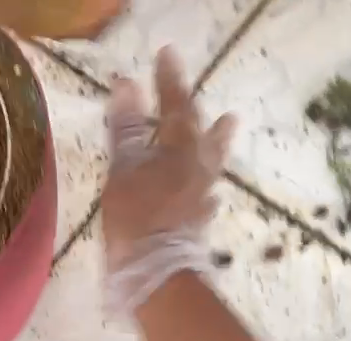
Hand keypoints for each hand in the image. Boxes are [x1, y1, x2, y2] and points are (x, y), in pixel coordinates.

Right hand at [101, 47, 235, 316]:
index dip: (167, 81)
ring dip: (217, 142)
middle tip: (195, 91)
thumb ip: (126, 130)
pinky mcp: (199, 222)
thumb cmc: (135, 222)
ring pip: (212, 161)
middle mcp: (196, 168)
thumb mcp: (122, 172)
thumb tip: (126, 86)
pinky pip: (206, 195)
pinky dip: (206, 186)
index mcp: (178, 150)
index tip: (165, 55)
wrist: (156, 274)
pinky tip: (209, 191)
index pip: (173, 105)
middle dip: (192, 109)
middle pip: (199, 131)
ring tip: (228, 124)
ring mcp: (201, 196)